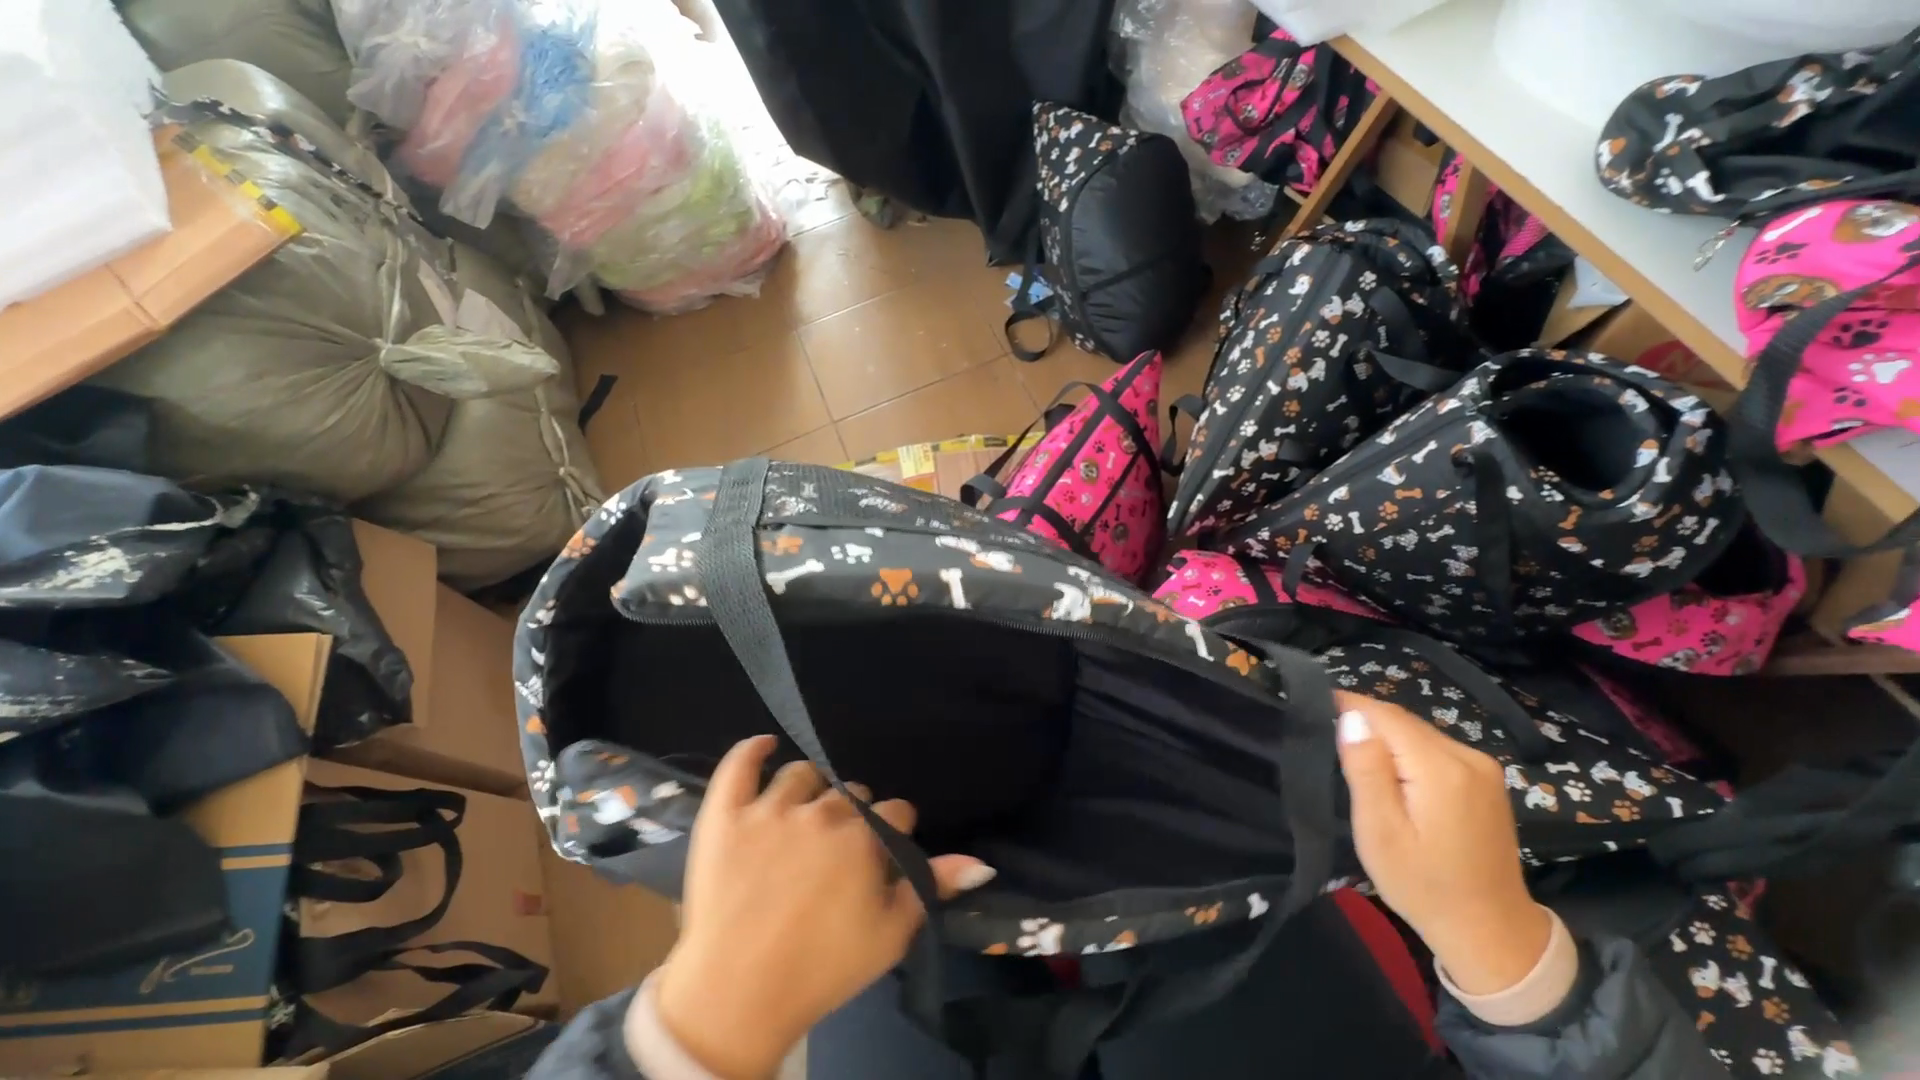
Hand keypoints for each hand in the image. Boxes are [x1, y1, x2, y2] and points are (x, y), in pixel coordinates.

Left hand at [647, 735, 995, 1079]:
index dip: (896, 832)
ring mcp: (768, 810)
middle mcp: (820, 812)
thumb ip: (932, 887)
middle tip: (842, 846)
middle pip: (850, 791)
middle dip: (855, 813)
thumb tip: (980, 862)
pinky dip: (752, 749)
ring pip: (799, 774)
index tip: (886, 855)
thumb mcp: (891, 935)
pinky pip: (738, 765)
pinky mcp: (724, 816)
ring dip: (811, 787)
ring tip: (806, 810)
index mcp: (864, 838)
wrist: (738, 996)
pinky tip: (765, 746)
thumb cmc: (823, 970)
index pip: (896, 811)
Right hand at [1335, 692, 1552, 996]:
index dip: (1348, 705)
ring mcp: (1483, 768)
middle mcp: (1468, 757)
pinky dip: (1408, 752)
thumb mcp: (1381, 833)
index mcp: (1441, 768)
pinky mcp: (1487, 781)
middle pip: (1404, 722)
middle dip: (1366, 722)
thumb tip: (1351, 718)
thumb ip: (1366, 771)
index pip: (1386, 715)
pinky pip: (1436, 749)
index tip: (1311, 707)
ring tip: (1353, 758)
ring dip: (1386, 738)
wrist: (1491, 931)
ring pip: (1420, 734)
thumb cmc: (1423, 885)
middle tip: (1325, 738)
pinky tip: (1391, 775)